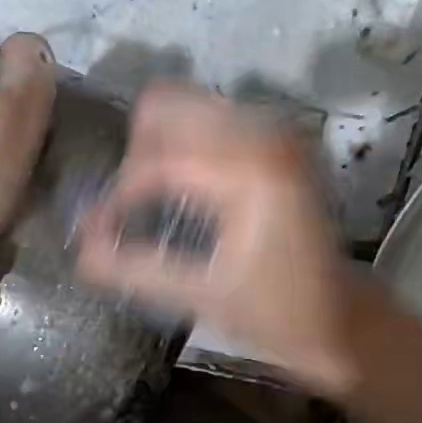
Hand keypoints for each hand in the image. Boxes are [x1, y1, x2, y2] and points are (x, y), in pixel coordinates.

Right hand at [75, 84, 365, 395]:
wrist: (340, 317)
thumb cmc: (276, 313)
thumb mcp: (201, 298)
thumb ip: (137, 270)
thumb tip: (81, 253)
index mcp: (249, 175)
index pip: (157, 161)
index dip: (117, 193)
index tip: (93, 230)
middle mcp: (265, 137)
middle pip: (172, 106)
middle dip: (137, 155)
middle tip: (124, 206)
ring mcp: (277, 133)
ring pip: (192, 106)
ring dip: (158, 145)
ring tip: (145, 199)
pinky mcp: (280, 142)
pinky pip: (215, 118)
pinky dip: (185, 143)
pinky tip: (179, 189)